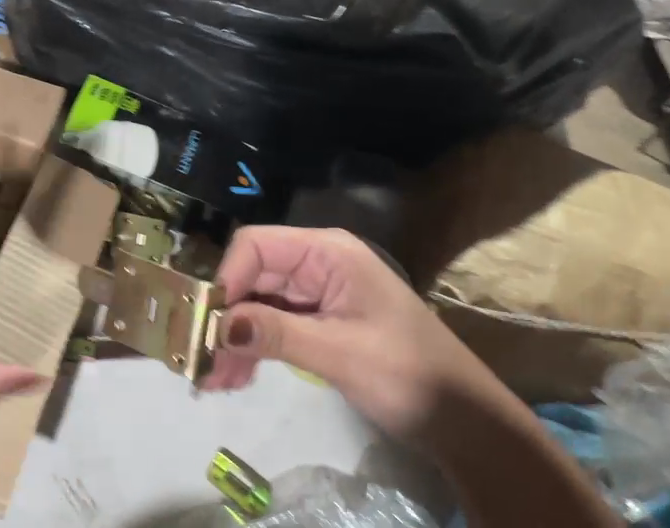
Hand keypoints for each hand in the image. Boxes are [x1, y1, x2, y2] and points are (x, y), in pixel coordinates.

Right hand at [200, 226, 497, 445]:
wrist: (467, 423)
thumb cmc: (410, 375)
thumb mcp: (340, 353)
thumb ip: (275, 334)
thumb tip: (218, 326)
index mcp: (327, 253)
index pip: (256, 246)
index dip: (226, 279)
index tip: (207, 323)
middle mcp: (317, 263)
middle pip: (251, 275)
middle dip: (224, 316)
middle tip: (201, 360)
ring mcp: (317, 292)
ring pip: (256, 302)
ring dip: (234, 338)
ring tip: (215, 380)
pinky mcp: (318, 319)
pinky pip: (271, 324)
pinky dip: (252, 347)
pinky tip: (236, 376)